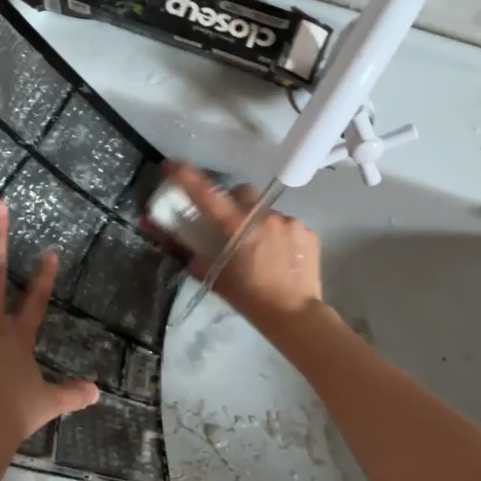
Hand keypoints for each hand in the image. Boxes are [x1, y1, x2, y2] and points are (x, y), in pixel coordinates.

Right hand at [162, 162, 322, 328]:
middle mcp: (264, 216)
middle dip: (232, 202)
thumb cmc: (250, 299)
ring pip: (266, 212)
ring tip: (259, 249)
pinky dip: (280, 236)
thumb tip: (186, 248)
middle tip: (229, 224)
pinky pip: (287, 226)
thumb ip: (199, 258)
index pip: (207, 194)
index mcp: (237, 227)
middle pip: (242, 193)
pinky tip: (280, 257)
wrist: (295, 315)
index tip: (173, 164)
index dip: (187, 176)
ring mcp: (289, 221)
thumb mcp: (217, 279)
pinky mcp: (308, 232)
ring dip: (258, 223)